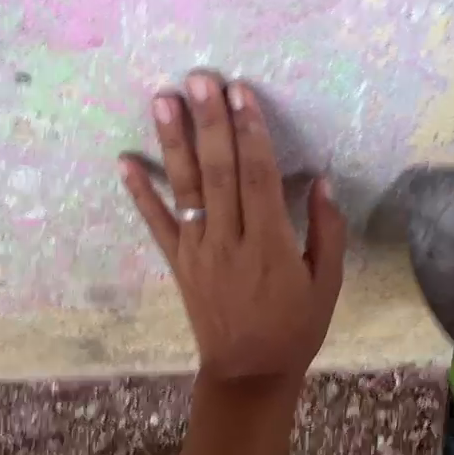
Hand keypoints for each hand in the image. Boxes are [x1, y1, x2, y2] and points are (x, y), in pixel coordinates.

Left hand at [119, 72, 347, 384]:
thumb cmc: (295, 327)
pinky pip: (156, 223)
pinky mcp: (178, 261)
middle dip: (209, 122)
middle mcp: (229, 240)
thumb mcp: (328, 283)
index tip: (240, 93)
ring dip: (173, 141)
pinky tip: (125, 161)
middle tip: (199, 80)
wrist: (248, 374)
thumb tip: (321, 179)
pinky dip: (140, 192)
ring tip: (161, 101)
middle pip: (218, 171)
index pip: (258, 176)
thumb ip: (327, 229)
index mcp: (270, 243)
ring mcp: (198, 250)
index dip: (250, 132)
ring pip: (185, 188)